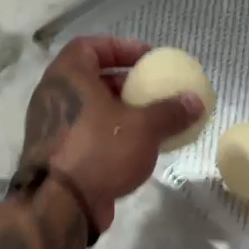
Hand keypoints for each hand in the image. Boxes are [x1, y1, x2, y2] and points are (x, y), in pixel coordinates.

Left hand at [20, 36, 204, 232]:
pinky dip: (110, 135)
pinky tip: (133, 150)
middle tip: (151, 92)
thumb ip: (170, 112)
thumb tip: (195, 100)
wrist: (63, 202)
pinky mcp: (59, 153)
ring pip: (90, 109)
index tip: (147, 59)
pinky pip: (88, 133)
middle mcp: (54, 94)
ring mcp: (53, 126)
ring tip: (148, 123)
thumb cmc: (100, 151)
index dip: (121, 48)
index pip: (91, 46)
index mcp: (68, 75)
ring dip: (119, 112)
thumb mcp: (143, 128)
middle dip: (124, 83)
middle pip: (92, 78)